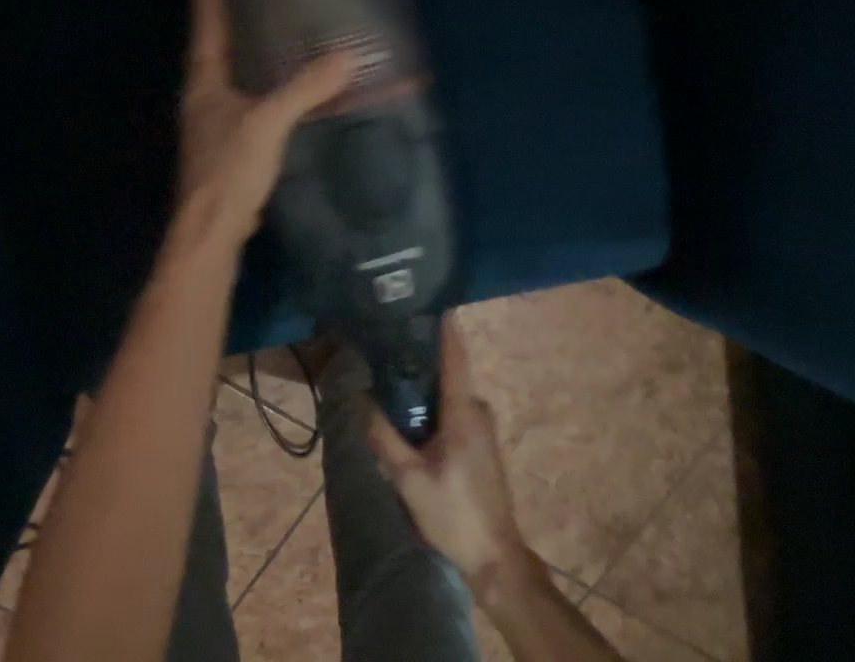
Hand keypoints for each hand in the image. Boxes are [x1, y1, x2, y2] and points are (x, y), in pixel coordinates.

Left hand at [176, 0, 355, 249]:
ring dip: (251, 46)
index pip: (206, 20)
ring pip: (234, 69)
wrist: (212, 227)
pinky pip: (248, 95)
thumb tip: (348, 55)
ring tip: (280, 22)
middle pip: (218, 40)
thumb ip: (305, 89)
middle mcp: (204, 91)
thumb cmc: (229, 168)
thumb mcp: (268, 123)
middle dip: (236, 11)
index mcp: (204, 78)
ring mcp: (215, 116)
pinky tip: (289, 78)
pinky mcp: (230, 139)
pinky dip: (265, 79)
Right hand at [367, 320, 525, 583]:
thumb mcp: (409, 477)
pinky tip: (403, 414)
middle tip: (379, 343)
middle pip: (444, 371)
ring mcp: (480, 426)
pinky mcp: (477, 441)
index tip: (427, 298)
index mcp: (464, 411)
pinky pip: (449, 409)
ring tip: (382, 377)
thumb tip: (359, 399)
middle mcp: (477, 410)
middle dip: (415, 357)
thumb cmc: (453, 514)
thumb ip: (383, 436)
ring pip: (444, 393)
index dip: (443, 325)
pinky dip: (427, 405)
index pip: (454, 355)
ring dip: (418, 386)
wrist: (494, 555)